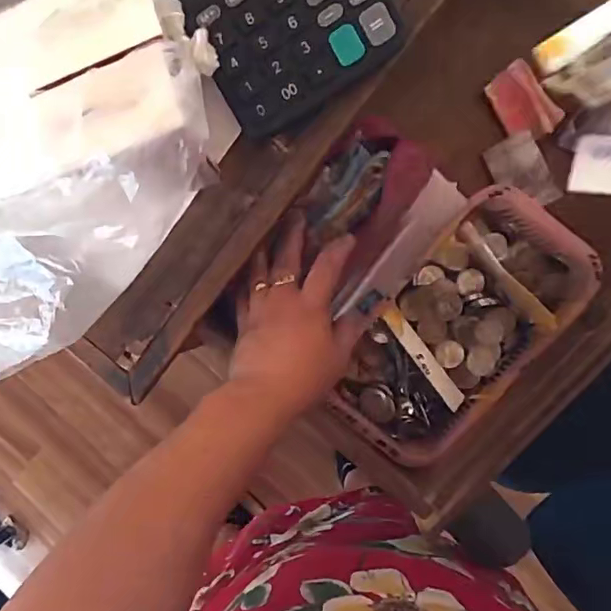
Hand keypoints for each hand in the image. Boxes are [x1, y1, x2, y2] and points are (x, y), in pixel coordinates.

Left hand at [228, 218, 366, 419]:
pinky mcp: (243, 323)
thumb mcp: (338, 357)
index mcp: (311, 306)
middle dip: (294, 235)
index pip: (327, 268)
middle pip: (287, 259)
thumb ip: (351, 330)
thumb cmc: (304, 378)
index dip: (339, 249)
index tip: (347, 237)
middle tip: (296, 215)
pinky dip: (242, 282)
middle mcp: (283, 299)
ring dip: (263, 251)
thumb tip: (370, 309)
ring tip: (263, 235)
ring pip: (259, 272)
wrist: (261, 394)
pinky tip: (241, 275)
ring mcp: (260, 309)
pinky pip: (241, 295)